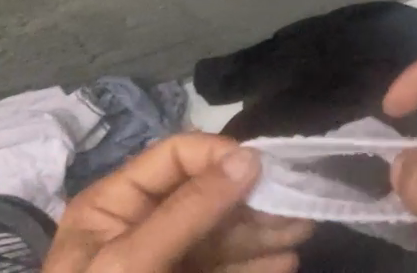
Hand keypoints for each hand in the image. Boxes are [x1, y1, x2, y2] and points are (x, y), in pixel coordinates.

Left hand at [45, 135, 313, 272]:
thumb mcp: (131, 264)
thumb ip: (188, 210)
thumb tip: (249, 157)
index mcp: (113, 206)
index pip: (176, 156)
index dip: (220, 156)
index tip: (262, 169)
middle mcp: (141, 227)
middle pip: (207, 194)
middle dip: (253, 198)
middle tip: (298, 202)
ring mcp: (164, 263)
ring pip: (223, 233)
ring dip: (265, 231)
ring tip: (303, 228)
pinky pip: (225, 268)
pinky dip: (257, 264)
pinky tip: (285, 262)